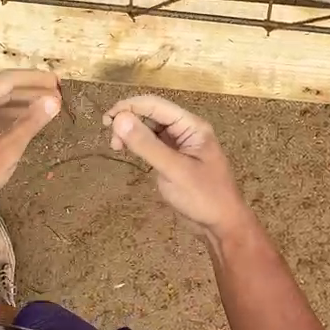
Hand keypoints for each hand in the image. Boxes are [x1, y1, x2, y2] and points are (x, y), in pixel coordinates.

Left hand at [0, 70, 62, 215]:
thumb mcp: (5, 151)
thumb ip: (29, 124)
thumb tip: (51, 102)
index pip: (7, 81)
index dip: (34, 80)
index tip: (55, 81)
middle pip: (0, 91)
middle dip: (28, 92)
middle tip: (55, 93)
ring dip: (18, 106)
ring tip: (44, 108)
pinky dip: (3, 118)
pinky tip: (20, 123)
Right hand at [104, 95, 251, 241]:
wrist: (223, 225)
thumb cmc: (203, 197)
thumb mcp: (173, 170)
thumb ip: (146, 144)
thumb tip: (119, 119)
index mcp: (191, 126)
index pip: (155, 105)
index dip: (129, 107)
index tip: (106, 120)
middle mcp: (186, 130)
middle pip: (151, 114)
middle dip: (129, 121)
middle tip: (113, 142)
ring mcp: (181, 145)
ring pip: (150, 128)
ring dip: (132, 133)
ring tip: (117, 147)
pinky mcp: (175, 158)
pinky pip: (153, 143)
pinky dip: (139, 144)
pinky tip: (129, 151)